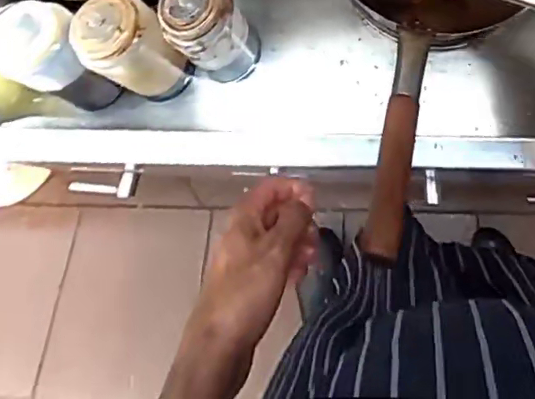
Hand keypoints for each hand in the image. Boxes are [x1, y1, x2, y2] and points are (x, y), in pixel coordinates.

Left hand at [169, 177, 316, 396]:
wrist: (217, 348)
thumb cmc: (246, 294)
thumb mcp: (276, 251)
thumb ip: (293, 219)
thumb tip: (304, 198)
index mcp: (244, 218)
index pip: (271, 186)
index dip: (295, 188)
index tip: (316, 202)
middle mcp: (241, 233)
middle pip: (275, 211)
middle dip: (299, 219)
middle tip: (316, 236)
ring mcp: (242, 258)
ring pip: (275, 237)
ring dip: (297, 242)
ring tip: (311, 258)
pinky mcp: (245, 282)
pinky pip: (271, 261)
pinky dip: (287, 261)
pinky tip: (298, 275)